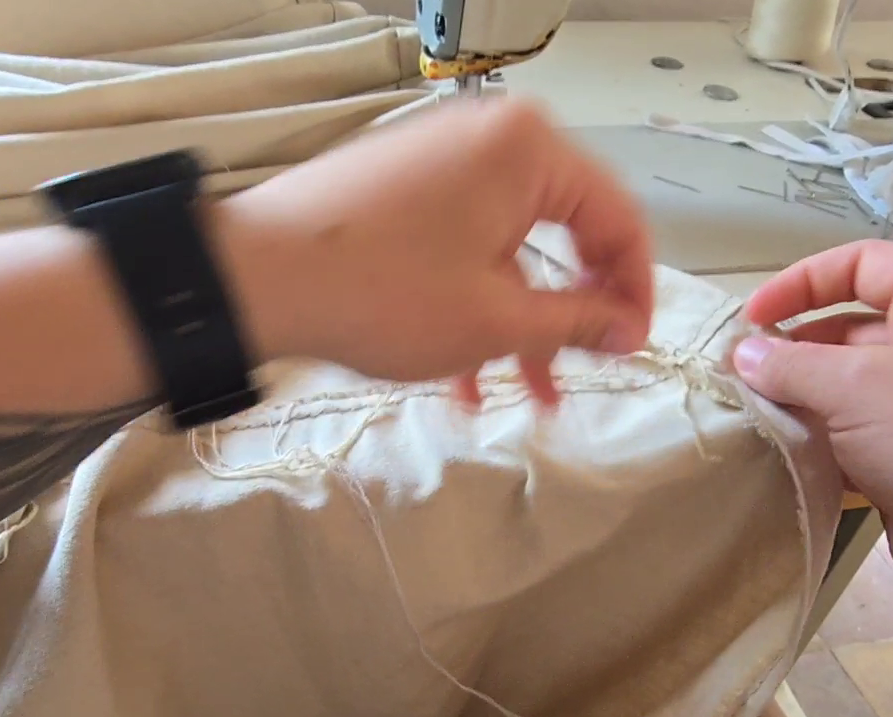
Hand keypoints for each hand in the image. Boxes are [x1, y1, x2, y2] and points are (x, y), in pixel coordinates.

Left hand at [212, 99, 652, 404]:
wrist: (258, 279)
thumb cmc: (383, 293)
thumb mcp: (496, 320)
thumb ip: (576, 323)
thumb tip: (628, 331)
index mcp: (529, 150)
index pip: (616, 219)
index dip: (634, 292)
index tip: (632, 348)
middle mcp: (490, 143)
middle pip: (562, 236)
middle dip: (571, 317)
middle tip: (584, 371)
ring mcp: (441, 167)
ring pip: (508, 255)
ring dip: (520, 329)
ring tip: (527, 397)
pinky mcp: (404, 196)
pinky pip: (461, 254)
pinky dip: (472, 310)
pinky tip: (464, 380)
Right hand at [734, 241, 892, 612]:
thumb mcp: (857, 386)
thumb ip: (790, 365)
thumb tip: (742, 354)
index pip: (863, 265)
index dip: (800, 284)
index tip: (748, 322)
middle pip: (851, 330)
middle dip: (792, 353)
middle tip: (738, 382)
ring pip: (850, 390)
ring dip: (802, 403)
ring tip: (752, 421)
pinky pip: (858, 437)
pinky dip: (821, 443)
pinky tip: (782, 457)